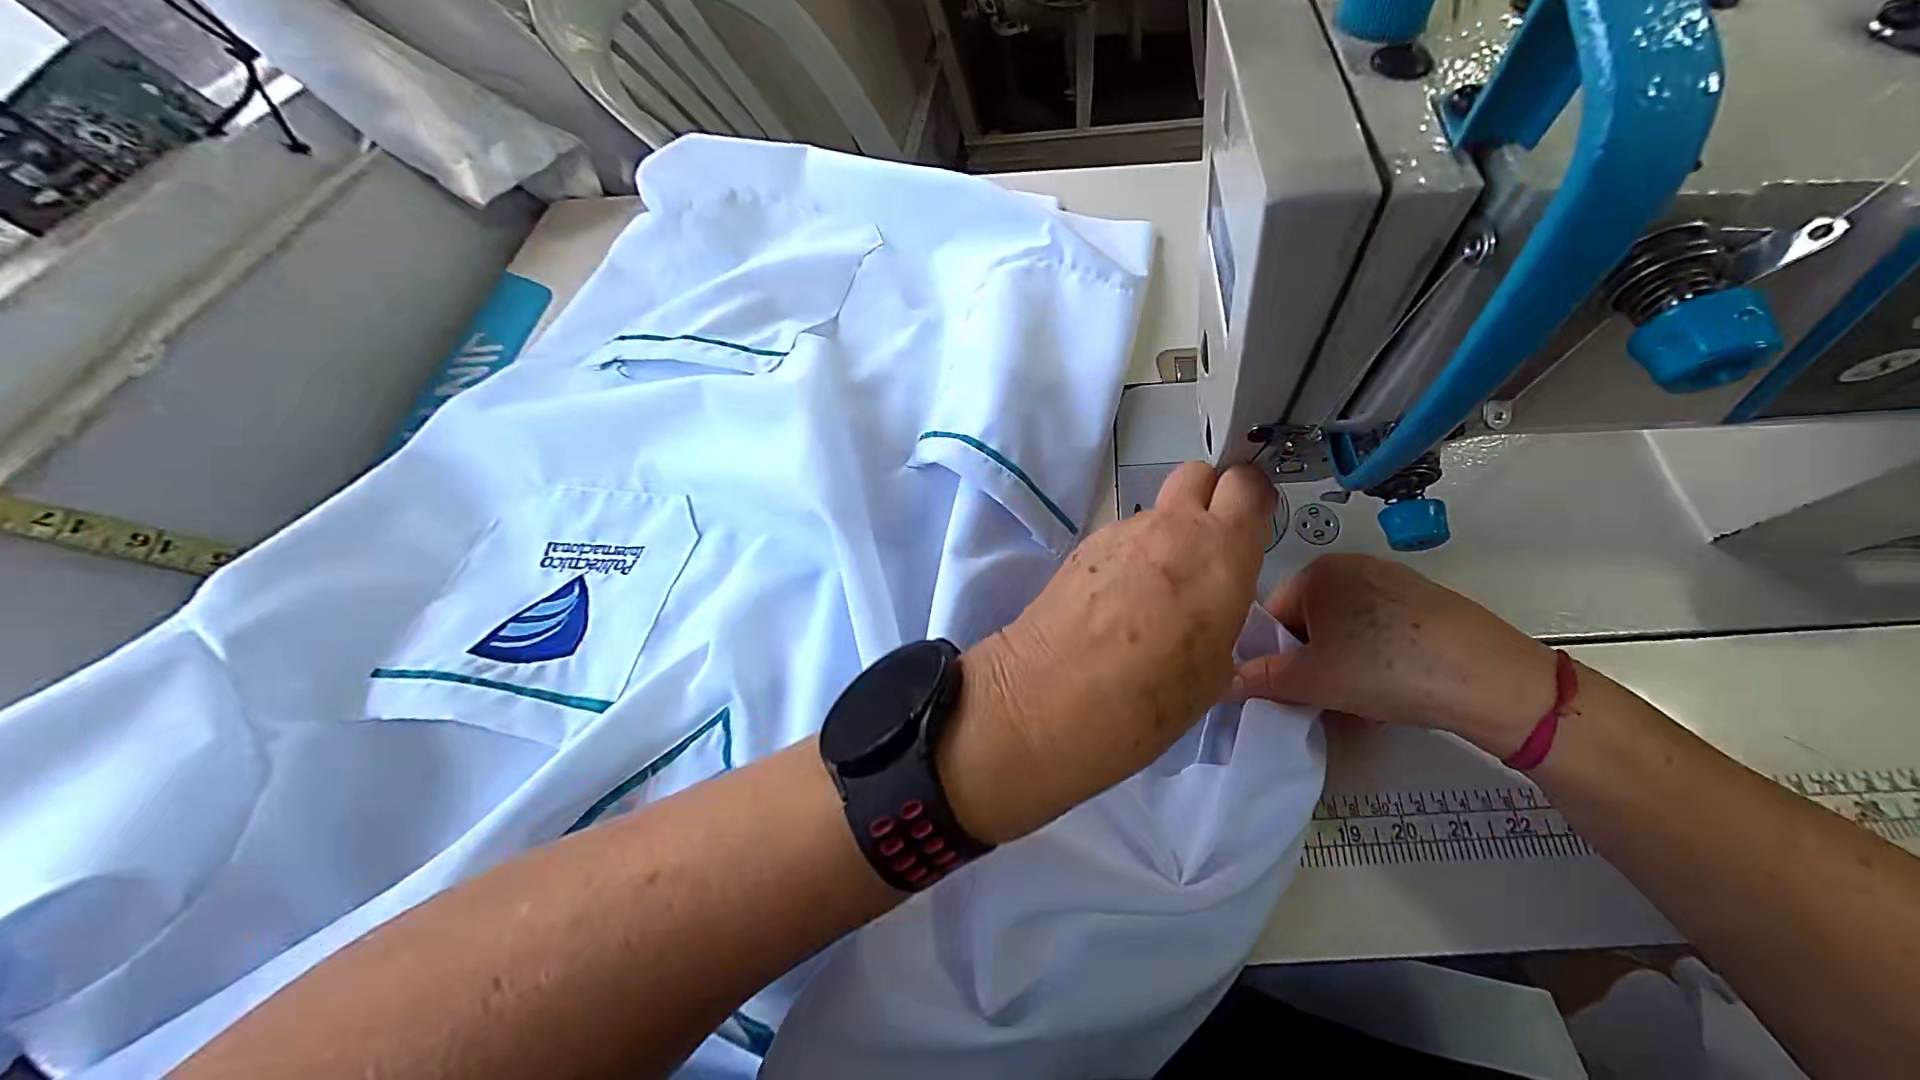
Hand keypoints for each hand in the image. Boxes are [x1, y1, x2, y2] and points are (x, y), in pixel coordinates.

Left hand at [938, 463, 1275, 843]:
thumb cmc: (1152, 696)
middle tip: (1203, 551)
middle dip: (1206, 500)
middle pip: (1196, 476)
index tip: (1248, 526)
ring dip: (1161, 541)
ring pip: (1153, 515)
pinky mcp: (1079, 548)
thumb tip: (1205, 602)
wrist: (1050, 697)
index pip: (1247, 484)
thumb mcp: (1215, 666)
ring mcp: (1119, 533)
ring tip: (1146, 600)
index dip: (1251, 500)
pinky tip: (1110, 606)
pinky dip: (1124, 559)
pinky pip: (1117, 541)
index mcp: (1219, 550)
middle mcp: (1170, 528)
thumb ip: (1220, 614)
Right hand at [1230, 554, 1556, 757]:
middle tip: (1322, 699)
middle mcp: (1352, 565)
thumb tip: (1219, 681)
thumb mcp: (1311, 680)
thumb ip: (1259, 678)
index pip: (1272, 613)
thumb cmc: (1384, 669)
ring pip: (1345, 629)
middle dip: (1310, 662)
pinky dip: (1373, 657)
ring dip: (1340, 664)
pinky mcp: (1426, 601)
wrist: (1491, 680)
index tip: (1288, 686)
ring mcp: (1394, 580)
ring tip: (1357, 702)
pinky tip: (1390, 689)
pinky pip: (1379, 629)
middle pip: (1309, 621)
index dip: (1273, 654)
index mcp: (1317, 571)